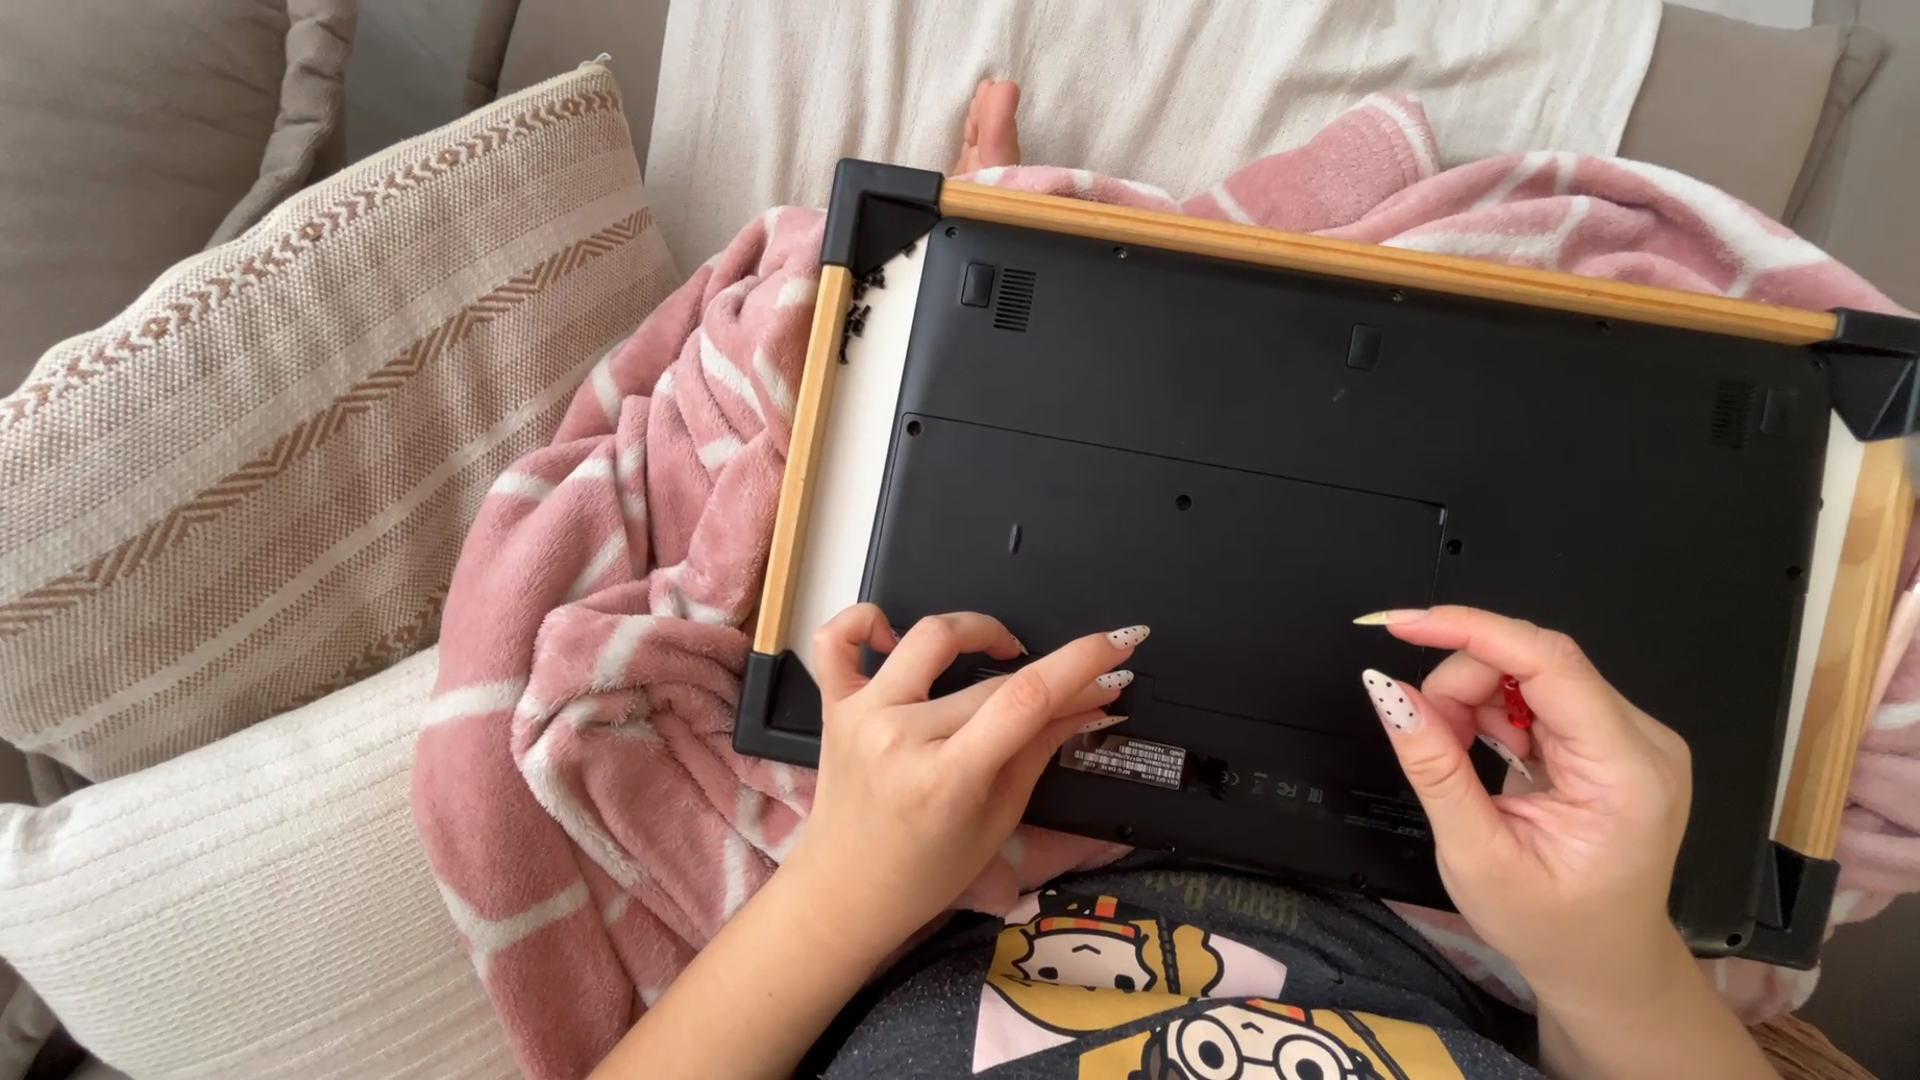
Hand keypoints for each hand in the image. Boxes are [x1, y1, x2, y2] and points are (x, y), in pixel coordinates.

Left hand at [781, 604, 1144, 955]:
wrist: (845, 893)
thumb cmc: (926, 872)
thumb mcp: (999, 818)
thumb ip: (1043, 746)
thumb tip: (1094, 699)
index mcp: (946, 778)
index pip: (1025, 699)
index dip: (1081, 662)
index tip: (1120, 642)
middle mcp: (899, 736)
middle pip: (993, 680)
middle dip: (1051, 672)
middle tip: (1079, 683)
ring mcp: (862, 715)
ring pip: (929, 637)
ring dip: (977, 630)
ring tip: (1000, 650)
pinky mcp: (834, 705)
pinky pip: (837, 639)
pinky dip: (865, 620)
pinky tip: (895, 635)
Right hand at [1356, 606, 1694, 1009]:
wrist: (1601, 958)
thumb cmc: (1549, 923)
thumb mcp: (1473, 852)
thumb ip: (1431, 765)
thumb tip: (1386, 689)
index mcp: (1624, 774)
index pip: (1550, 662)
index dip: (1470, 630)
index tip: (1401, 625)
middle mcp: (1639, 741)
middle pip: (1530, 660)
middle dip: (1460, 682)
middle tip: (1429, 734)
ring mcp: (1624, 733)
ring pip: (1522, 667)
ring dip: (1468, 696)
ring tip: (1456, 754)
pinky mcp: (1602, 732)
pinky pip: (1528, 686)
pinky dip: (1484, 707)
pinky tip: (1481, 748)